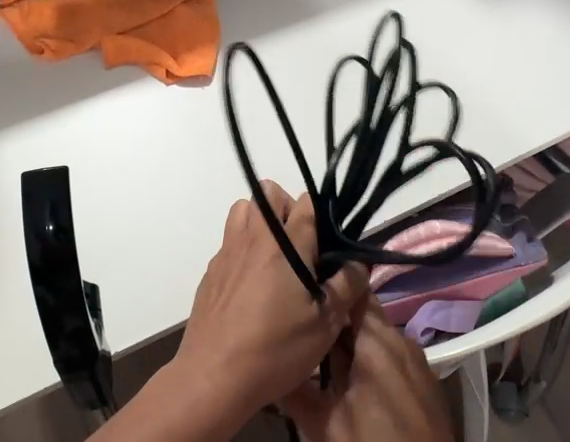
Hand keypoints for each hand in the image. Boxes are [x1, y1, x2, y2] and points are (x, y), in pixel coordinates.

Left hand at [174, 181, 366, 420]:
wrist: (214, 376)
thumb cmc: (276, 349)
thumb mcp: (325, 325)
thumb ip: (347, 287)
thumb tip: (358, 263)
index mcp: (286, 243)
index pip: (307, 203)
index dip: (322, 217)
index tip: (328, 245)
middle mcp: (254, 236)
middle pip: (270, 192)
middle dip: (288, 209)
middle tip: (302, 248)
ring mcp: (228, 250)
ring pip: (243, 209)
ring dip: (261, 221)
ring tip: (275, 259)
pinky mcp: (211, 270)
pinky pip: (229, 241)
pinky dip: (243, 248)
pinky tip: (251, 286)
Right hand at [281, 293, 451, 441]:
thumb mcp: (325, 425)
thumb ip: (296, 391)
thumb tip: (272, 367)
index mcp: (377, 339)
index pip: (353, 289)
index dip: (328, 284)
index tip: (303, 289)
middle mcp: (401, 339)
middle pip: (362, 315)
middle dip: (333, 320)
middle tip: (303, 328)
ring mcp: (417, 361)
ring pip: (376, 337)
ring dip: (352, 343)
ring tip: (321, 353)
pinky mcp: (424, 383)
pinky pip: (392, 357)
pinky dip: (371, 360)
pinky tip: (351, 380)